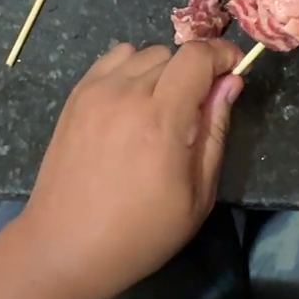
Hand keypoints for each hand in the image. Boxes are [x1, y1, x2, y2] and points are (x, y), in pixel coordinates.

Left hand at [12, 40, 244, 298]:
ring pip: (144, 53)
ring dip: (162, 71)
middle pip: (173, 54)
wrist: (64, 245)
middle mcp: (127, 94)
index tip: (234, 67)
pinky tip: (131, 101)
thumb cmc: (139, 233)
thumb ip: (215, 132)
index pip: (197, 56)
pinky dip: (131, 68)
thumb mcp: (196, 196)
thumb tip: (231, 82)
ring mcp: (97, 90)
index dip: (222, 54)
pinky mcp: (77, 93)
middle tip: (194, 110)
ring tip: (160, 107)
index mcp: (161, 120)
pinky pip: (115, 58)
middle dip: (194, 72)